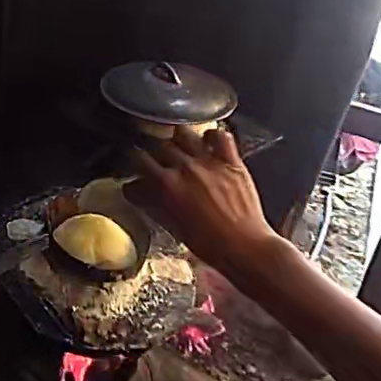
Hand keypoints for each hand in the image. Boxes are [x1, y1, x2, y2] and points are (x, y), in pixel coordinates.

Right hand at [127, 127, 282, 266]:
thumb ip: (152, 202)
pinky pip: (219, 135)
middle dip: (155, 152)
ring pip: (184, 132)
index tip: (136, 166)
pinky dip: (211, 135)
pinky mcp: (231, 161)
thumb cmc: (209, 244)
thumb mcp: (171, 225)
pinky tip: (207, 142)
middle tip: (158, 159)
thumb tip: (136, 191)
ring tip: (178, 145)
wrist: (246, 248)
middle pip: (160, 145)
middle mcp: (185, 168)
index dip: (135, 162)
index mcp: (166, 185)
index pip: (139, 159)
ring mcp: (209, 162)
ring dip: (177, 138)